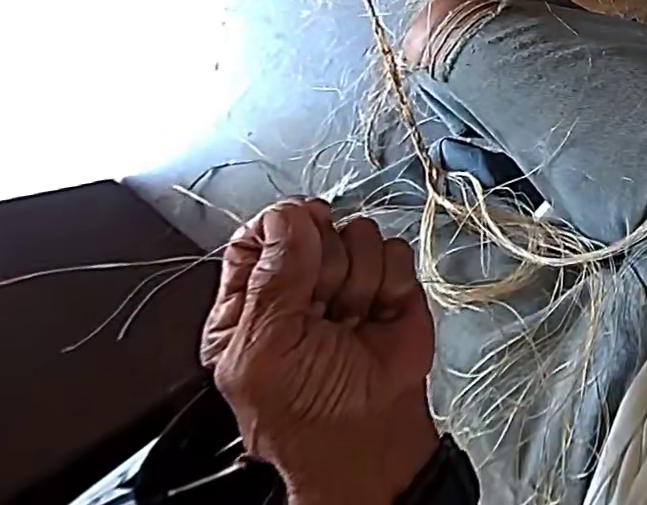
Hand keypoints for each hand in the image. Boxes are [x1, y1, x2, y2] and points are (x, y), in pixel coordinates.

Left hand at [202, 199, 437, 504]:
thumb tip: (287, 216)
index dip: (280, 227)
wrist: (372, 430)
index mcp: (252, 301)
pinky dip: (390, 282)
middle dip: (324, 266)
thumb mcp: (265, 353)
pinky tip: (379, 314)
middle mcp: (300, 282)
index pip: (257, 236)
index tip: (296, 238)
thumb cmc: (308, 409)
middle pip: (314, 227)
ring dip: (359, 280)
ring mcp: (349, 276)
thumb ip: (273, 280)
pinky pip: (394, 248)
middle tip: (322, 311)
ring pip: (358, 233)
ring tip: (351, 321)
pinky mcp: (391, 277)